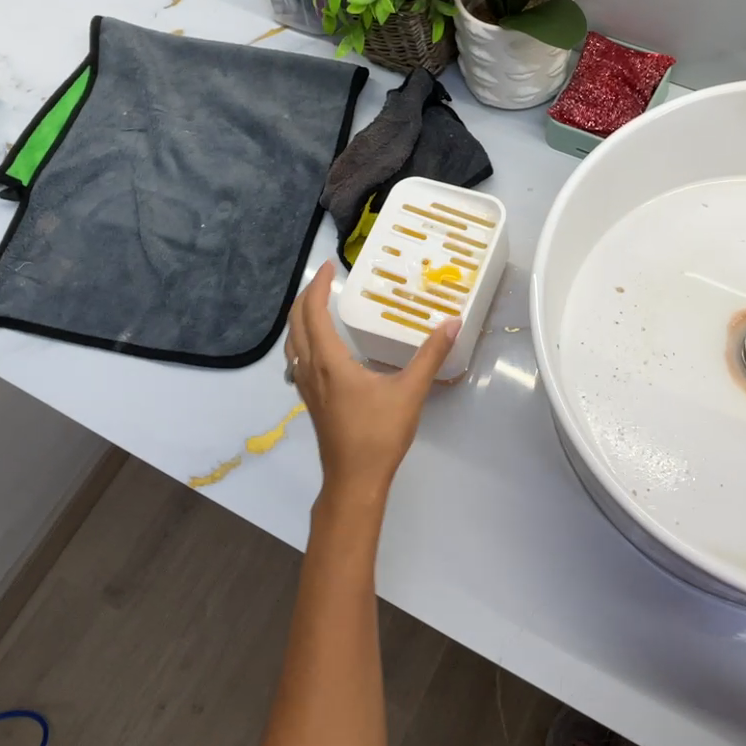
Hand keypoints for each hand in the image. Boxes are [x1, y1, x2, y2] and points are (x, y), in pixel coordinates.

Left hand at [284, 261, 459, 506]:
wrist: (354, 479)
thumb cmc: (379, 435)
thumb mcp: (411, 392)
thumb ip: (431, 355)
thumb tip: (452, 322)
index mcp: (329, 362)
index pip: (315, 313)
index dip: (319, 286)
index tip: (331, 265)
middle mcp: (310, 369)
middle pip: (296, 324)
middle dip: (306, 296)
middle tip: (325, 279)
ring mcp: (306, 387)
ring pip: (292, 343)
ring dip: (300, 319)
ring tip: (318, 305)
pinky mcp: (311, 401)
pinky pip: (296, 360)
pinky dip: (302, 340)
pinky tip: (319, 347)